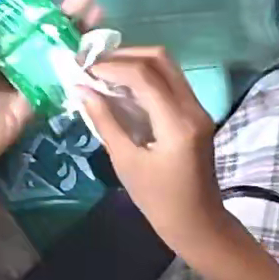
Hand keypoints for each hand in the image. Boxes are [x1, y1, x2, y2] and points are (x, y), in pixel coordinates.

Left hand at [0, 0, 100, 175]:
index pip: (16, 11)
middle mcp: (12, 54)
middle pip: (43, 27)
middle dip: (65, 10)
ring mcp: (29, 74)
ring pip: (57, 47)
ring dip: (78, 29)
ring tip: (98, 11)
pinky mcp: (41, 95)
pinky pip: (62, 74)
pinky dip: (79, 60)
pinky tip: (96, 45)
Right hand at [74, 47, 230, 253]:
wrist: (198, 224)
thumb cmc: (158, 200)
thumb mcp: (125, 161)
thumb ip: (104, 121)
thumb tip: (80, 89)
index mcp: (177, 123)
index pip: (144, 75)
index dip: (111, 66)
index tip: (83, 70)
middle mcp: (192, 108)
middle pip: (160, 59)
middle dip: (123, 55)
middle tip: (92, 64)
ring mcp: (197, 109)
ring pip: (166, 66)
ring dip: (133, 62)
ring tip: (102, 72)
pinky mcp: (194, 113)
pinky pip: (169, 81)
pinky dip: (143, 76)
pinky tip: (119, 87)